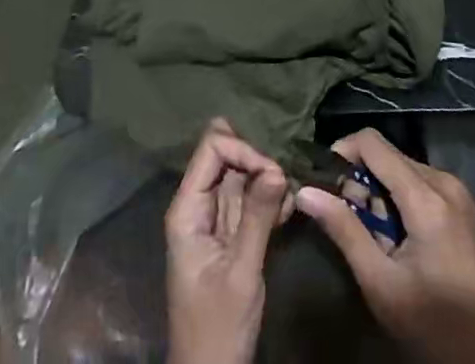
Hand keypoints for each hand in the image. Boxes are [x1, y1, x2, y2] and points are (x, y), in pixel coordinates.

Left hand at [165, 119, 290, 363]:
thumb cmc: (218, 326)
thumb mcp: (241, 271)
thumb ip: (257, 217)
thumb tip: (276, 167)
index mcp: (187, 209)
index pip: (211, 149)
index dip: (243, 150)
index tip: (273, 173)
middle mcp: (198, 205)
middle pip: (227, 156)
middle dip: (258, 161)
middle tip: (284, 184)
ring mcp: (215, 218)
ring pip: (242, 175)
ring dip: (268, 180)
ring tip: (288, 201)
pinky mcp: (232, 232)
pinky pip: (252, 199)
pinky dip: (271, 199)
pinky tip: (287, 214)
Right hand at [295, 129, 474, 363]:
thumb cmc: (435, 322)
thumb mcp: (381, 282)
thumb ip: (344, 230)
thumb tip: (305, 192)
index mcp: (426, 195)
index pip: (373, 143)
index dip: (341, 152)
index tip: (320, 181)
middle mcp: (444, 181)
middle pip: (388, 157)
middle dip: (358, 179)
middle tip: (339, 217)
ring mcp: (457, 193)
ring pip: (403, 171)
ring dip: (377, 193)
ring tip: (364, 234)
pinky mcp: (462, 207)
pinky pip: (420, 186)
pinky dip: (398, 201)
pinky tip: (392, 238)